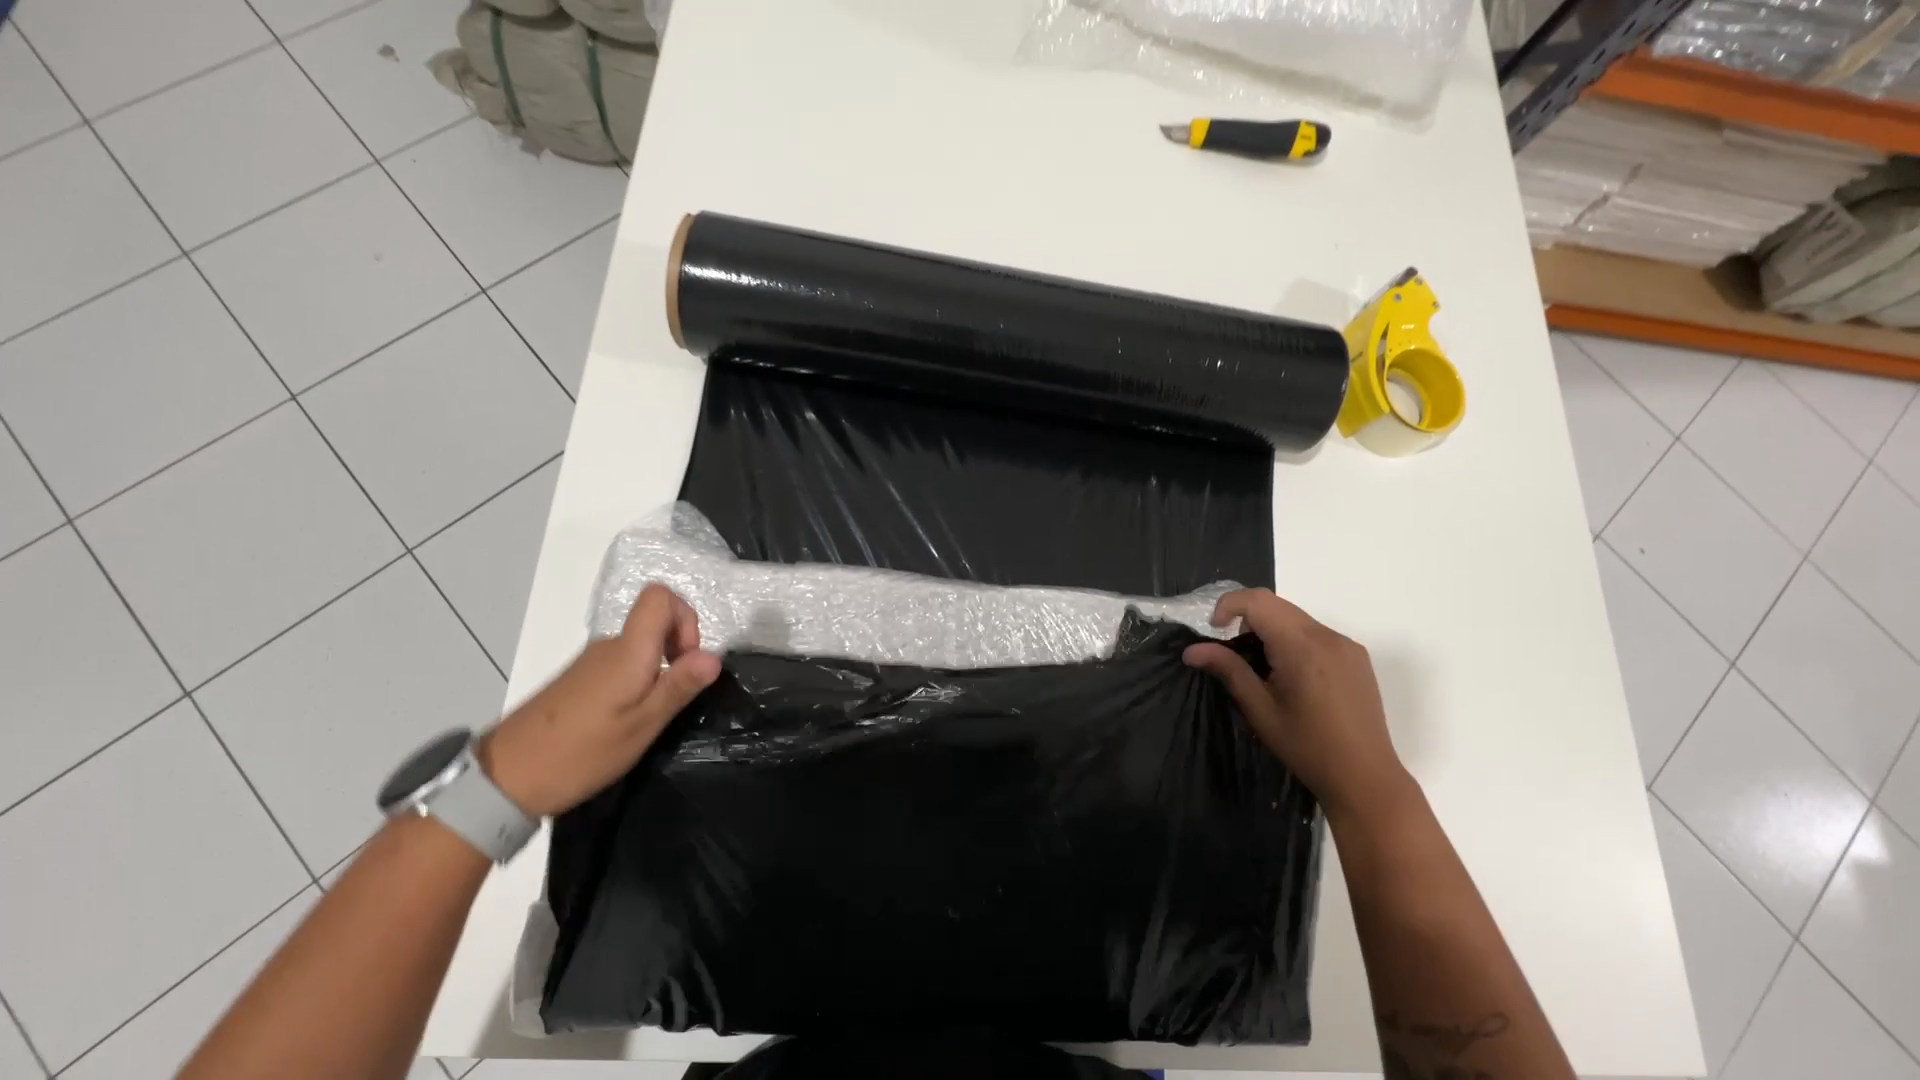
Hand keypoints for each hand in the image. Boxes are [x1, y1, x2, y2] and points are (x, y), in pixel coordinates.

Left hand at [479, 584, 721, 816]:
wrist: (505, 778)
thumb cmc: (580, 753)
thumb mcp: (641, 726)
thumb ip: (678, 687)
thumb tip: (715, 656)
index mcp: (627, 651)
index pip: (660, 596)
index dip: (685, 618)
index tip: (687, 661)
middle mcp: (608, 647)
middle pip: (653, 623)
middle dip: (677, 652)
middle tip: (674, 700)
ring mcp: (590, 663)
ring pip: (638, 649)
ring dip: (656, 673)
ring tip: (649, 720)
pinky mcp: (578, 681)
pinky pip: (620, 666)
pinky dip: (635, 685)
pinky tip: (625, 724)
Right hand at [1183, 588, 1410, 817]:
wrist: (1365, 777)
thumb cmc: (1307, 747)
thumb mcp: (1260, 710)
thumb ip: (1228, 671)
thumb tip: (1192, 650)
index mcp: (1302, 646)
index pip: (1258, 601)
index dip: (1228, 606)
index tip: (1214, 632)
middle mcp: (1328, 636)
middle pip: (1277, 605)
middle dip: (1247, 620)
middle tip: (1234, 656)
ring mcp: (1347, 644)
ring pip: (1297, 618)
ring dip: (1271, 630)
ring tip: (1263, 671)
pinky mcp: (1357, 657)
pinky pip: (1316, 633)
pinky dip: (1294, 641)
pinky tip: (1293, 678)